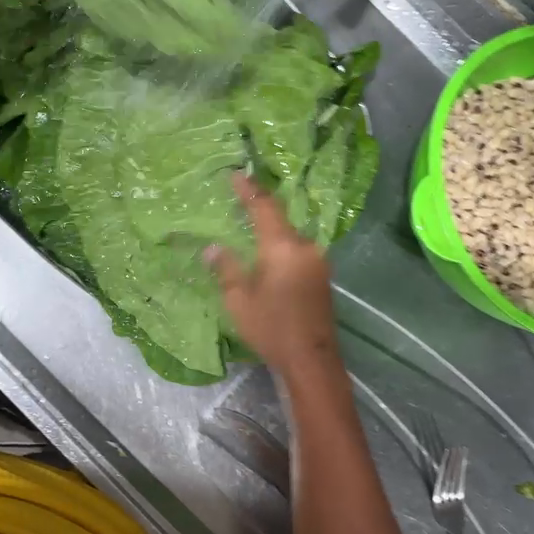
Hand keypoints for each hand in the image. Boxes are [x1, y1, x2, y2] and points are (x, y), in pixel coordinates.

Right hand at [207, 175, 339, 375]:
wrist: (311, 360)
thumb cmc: (271, 328)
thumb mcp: (239, 299)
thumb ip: (226, 268)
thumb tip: (213, 248)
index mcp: (282, 246)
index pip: (264, 207)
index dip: (248, 189)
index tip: (235, 174)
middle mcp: (304, 247)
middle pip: (280, 218)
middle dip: (260, 207)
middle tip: (239, 197)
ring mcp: (317, 261)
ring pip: (290, 235)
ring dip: (271, 228)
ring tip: (250, 224)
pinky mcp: (321, 276)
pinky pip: (296, 250)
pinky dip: (280, 245)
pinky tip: (267, 251)